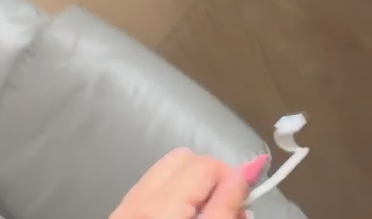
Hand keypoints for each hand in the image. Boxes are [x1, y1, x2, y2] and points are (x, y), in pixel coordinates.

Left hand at [109, 148, 268, 218]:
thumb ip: (228, 203)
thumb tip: (254, 164)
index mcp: (159, 206)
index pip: (205, 164)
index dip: (231, 178)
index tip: (244, 205)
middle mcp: (135, 200)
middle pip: (183, 159)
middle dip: (209, 177)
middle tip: (227, 209)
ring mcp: (122, 209)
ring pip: (165, 172)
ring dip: (191, 187)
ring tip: (206, 214)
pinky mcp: (117, 217)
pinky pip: (147, 190)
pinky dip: (169, 198)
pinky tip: (181, 218)